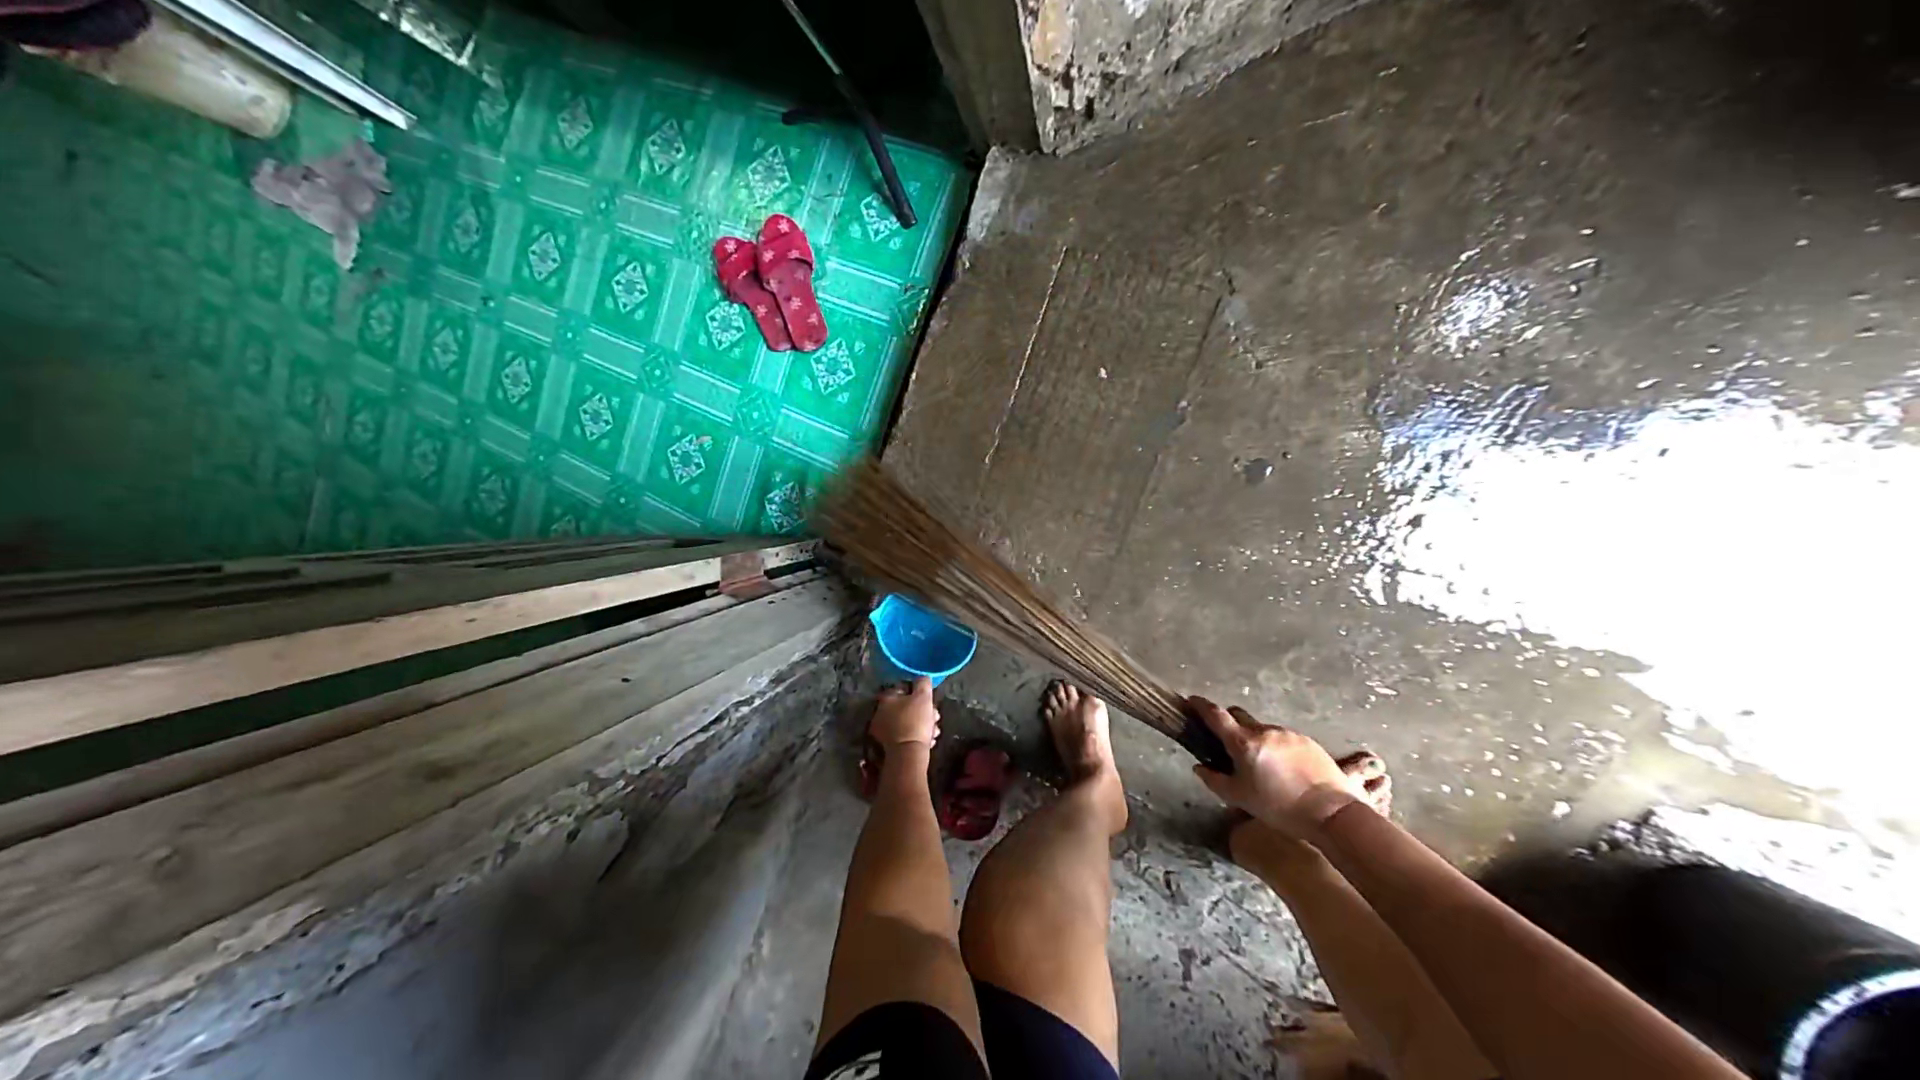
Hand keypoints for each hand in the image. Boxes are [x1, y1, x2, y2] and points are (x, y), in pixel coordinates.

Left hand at [870, 676, 940, 748]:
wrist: (908, 754)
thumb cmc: (915, 721)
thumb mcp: (923, 697)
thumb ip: (923, 682)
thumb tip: (922, 677)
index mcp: (886, 699)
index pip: (902, 688)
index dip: (918, 692)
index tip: (929, 700)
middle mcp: (880, 713)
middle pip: (906, 707)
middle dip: (923, 711)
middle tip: (935, 716)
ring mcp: (882, 731)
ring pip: (907, 722)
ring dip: (923, 724)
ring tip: (934, 731)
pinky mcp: (888, 746)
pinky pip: (905, 736)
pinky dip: (917, 737)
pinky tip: (928, 741)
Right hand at [1188, 697, 1362, 836]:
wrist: (1332, 813)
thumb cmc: (1279, 807)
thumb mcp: (1239, 798)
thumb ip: (1214, 780)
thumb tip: (1200, 767)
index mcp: (1244, 743)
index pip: (1216, 715)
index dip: (1201, 705)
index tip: (1192, 701)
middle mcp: (1264, 731)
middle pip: (1240, 717)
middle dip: (1229, 724)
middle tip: (1228, 745)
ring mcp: (1288, 734)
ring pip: (1263, 730)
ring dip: (1256, 740)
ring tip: (1263, 767)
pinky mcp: (1308, 741)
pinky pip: (1283, 738)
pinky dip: (1276, 748)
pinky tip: (1284, 770)